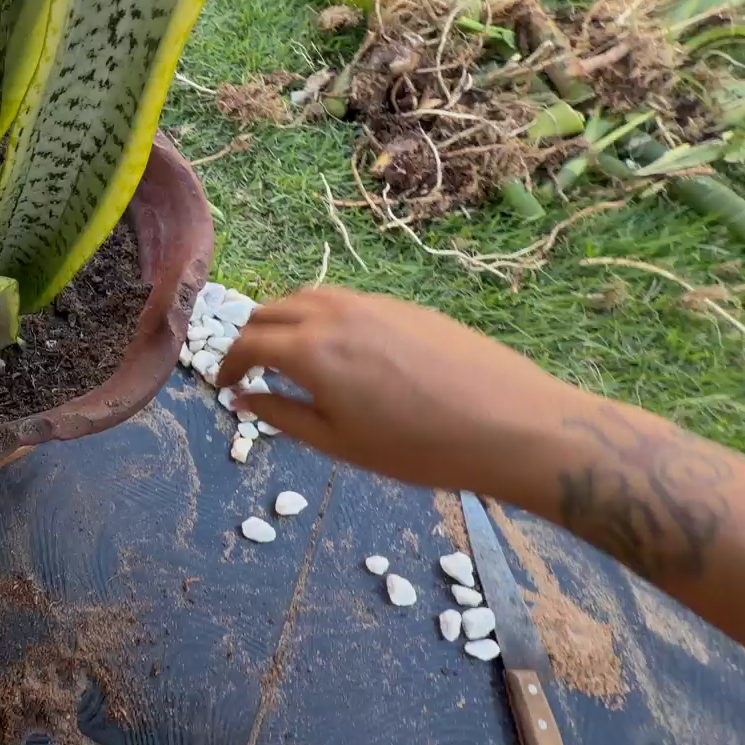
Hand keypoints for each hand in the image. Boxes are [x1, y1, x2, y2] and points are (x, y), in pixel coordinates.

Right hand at [217, 287, 583, 494]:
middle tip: (250, 370)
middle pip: (269, 312)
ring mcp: (373, 305)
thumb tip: (242, 399)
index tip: (226, 387)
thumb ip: (280, 415)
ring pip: (305, 297)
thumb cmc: (417, 447)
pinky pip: (343, 299)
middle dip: (249, 339)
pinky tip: (335, 346)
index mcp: (309, 351)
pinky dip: (318, 315)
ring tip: (287, 351)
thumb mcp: (336, 442)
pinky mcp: (406, 306)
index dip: (227, 366)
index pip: (247, 344)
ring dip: (282, 320)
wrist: (518, 427)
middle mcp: (334, 316)